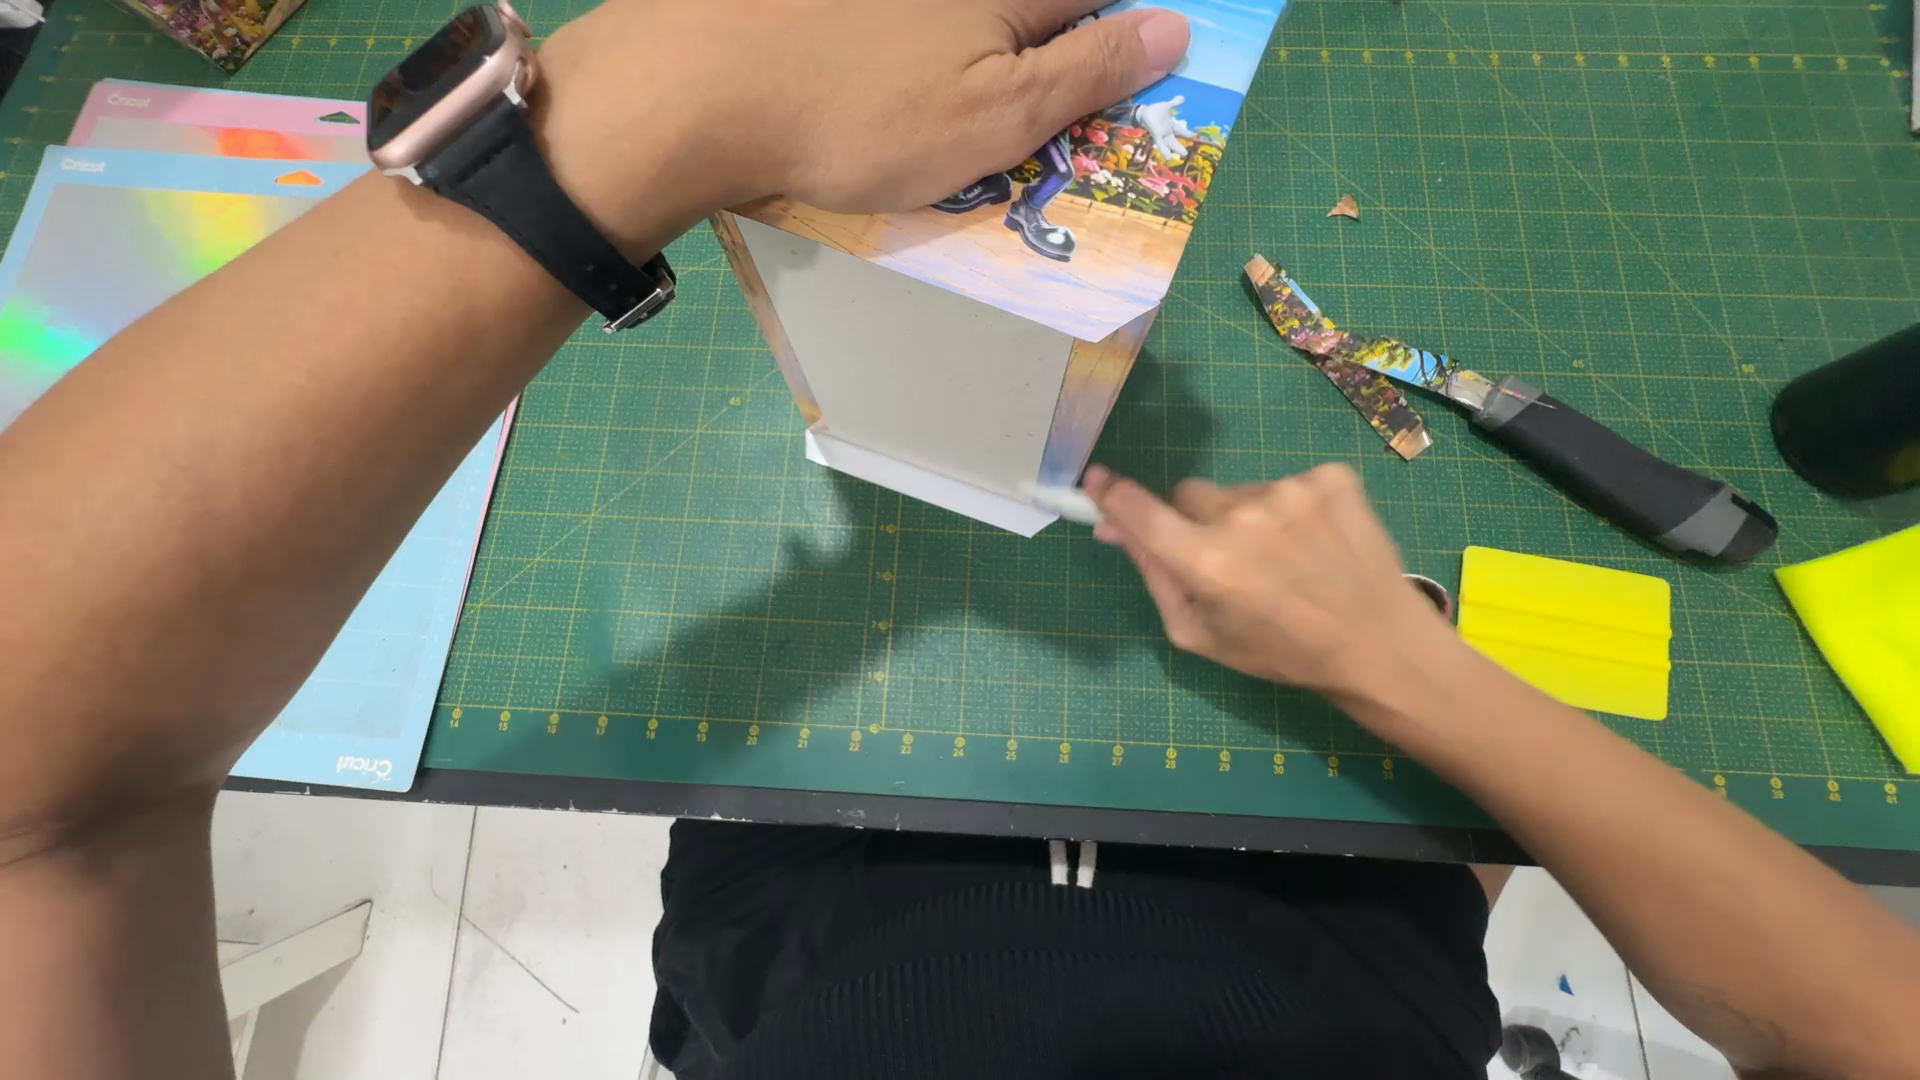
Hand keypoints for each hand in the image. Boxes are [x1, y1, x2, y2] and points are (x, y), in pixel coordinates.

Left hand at [530, 0, 1190, 243]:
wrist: (714, 91)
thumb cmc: (869, 117)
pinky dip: (944, 67)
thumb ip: (1083, 74)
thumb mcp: (995, 116)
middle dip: (1067, 64)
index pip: (1098, 7)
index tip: (1149, 76)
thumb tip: (1173, 29)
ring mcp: (905, 6)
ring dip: (1007, 73)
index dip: (1133, 38)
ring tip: (988, 130)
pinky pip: (924, 40)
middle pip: (1040, 19)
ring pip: (978, 35)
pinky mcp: (852, 18)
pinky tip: (927, 99)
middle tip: (1079, 119)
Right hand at [1084, 464, 1460, 705]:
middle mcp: (1244, 516)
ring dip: (1247, 517)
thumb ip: (1152, 574)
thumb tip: (1113, 526)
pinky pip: (1287, 483)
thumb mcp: (1198, 632)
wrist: (1379, 645)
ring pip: (1239, 491)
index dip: (1112, 493)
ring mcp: (1292, 490)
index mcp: (1206, 561)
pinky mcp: (1332, 478)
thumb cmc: (1278, 650)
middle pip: (1190, 494)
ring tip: (1284, 557)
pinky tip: (1314, 541)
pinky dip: (1292, 508)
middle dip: (1194, 519)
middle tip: (1227, 558)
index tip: (1096, 480)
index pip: (1140, 510)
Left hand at [1136, 95, 1195, 160]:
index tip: (1196, 136)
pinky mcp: (1156, 135)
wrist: (1144, 112)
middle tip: (1187, 153)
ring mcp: (1161, 134)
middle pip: (1175, 141)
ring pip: (1170, 143)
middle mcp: (1167, 132)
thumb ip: (1175, 103)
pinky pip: (1161, 143)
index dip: (1188, 134)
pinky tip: (1169, 157)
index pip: (1181, 130)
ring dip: (1176, 149)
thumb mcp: (1167, 106)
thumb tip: (1183, 98)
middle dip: (1180, 147)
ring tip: (1183, 154)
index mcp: (1170, 126)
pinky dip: (1165, 150)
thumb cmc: (1155, 111)